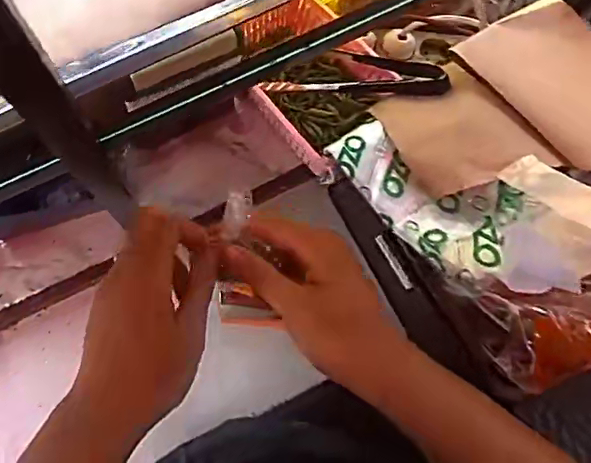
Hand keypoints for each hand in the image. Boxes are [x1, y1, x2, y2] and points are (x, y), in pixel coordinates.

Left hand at [70, 208, 217, 437]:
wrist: (103, 412)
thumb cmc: (154, 373)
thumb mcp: (191, 329)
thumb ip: (202, 282)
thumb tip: (212, 250)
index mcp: (146, 272)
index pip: (166, 223)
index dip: (191, 229)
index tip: (208, 252)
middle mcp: (123, 269)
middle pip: (148, 228)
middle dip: (177, 239)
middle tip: (196, 269)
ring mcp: (108, 285)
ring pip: (139, 249)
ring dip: (164, 260)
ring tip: (183, 300)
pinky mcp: (102, 301)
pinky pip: (128, 270)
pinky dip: (149, 275)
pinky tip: (161, 312)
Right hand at [218, 214, 410, 388]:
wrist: (381, 367)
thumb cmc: (337, 335)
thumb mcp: (292, 306)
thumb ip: (259, 274)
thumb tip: (227, 247)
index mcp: (317, 241)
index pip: (270, 223)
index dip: (238, 228)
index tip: (209, 236)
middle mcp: (323, 243)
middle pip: (277, 237)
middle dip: (246, 246)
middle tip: (213, 259)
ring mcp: (328, 262)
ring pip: (285, 255)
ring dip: (259, 264)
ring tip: (225, 275)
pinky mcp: (329, 281)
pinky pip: (296, 269)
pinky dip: (276, 277)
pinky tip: (254, 291)